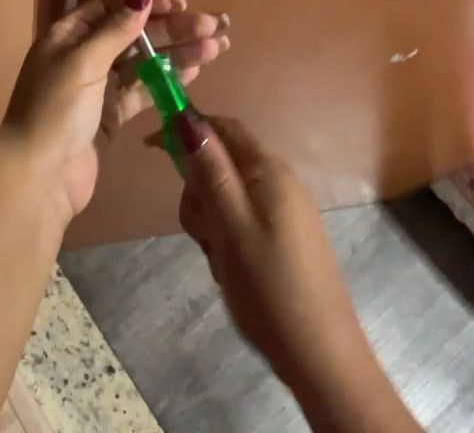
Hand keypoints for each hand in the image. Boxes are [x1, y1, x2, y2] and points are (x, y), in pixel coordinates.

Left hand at [0, 0, 229, 220]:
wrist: (39, 177)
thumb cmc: (55, 110)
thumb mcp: (83, 62)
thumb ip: (116, 29)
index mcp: (67, 36)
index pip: (111, 7)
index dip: (145, 3)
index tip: (179, 5)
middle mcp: (82, 56)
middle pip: (133, 34)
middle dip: (173, 28)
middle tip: (214, 25)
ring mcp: (98, 87)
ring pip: (143, 62)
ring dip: (178, 53)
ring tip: (218, 47)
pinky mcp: (111, 116)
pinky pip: (143, 90)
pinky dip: (167, 81)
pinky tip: (195, 72)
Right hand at [177, 115, 368, 397]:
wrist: (319, 354)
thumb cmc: (269, 287)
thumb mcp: (230, 227)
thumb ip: (211, 172)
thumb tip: (188, 118)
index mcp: (268, 172)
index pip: (224, 127)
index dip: (189, 129)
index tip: (154, 148)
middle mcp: (278, 182)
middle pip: (221, 163)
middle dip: (199, 191)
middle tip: (202, 230)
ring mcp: (282, 211)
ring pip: (225, 196)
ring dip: (210, 220)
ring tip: (218, 257)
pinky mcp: (281, 237)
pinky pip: (239, 220)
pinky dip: (226, 237)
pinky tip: (230, 268)